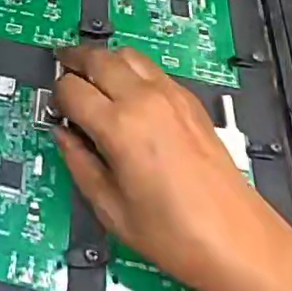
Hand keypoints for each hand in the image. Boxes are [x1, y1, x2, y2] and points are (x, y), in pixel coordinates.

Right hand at [53, 45, 291, 290]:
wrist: (235, 238)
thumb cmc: (178, 234)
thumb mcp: (111, 209)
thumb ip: (79, 164)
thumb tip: (64, 136)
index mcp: (120, 128)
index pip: (71, 88)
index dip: (57, 96)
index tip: (56, 108)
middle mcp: (143, 100)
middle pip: (96, 57)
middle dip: (73, 59)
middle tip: (62, 63)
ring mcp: (169, 94)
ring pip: (125, 53)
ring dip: (102, 56)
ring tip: (91, 69)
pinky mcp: (187, 98)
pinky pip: (150, 66)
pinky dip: (130, 66)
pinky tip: (125, 84)